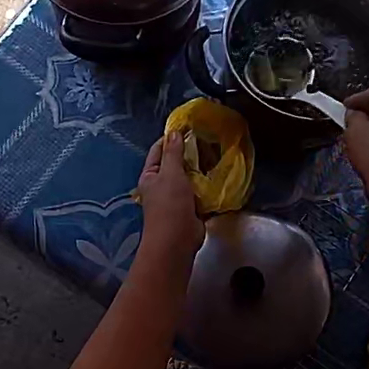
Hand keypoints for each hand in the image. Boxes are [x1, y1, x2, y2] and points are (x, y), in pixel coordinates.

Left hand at [137, 130, 203, 259]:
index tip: (189, 128)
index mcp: (150, 176)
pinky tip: (218, 175)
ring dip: (200, 169)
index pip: (159, 150)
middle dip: (190, 153)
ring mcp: (175, 198)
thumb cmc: (169, 205)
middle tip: (208, 140)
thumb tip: (174, 132)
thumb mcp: (171, 173)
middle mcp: (160, 185)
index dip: (172, 138)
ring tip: (216, 155)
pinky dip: (206, 185)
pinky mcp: (189, 208)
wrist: (177, 241)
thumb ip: (173, 152)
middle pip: (175, 164)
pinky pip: (198, 192)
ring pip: (189, 177)